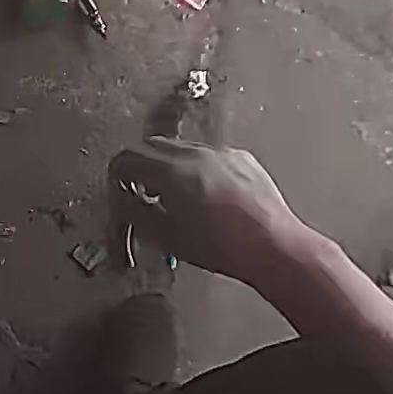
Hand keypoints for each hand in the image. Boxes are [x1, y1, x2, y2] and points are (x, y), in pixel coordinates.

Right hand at [108, 137, 322, 283]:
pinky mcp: (242, 159)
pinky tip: (209, 197)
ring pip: (183, 150)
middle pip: (154, 147)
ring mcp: (221, 153)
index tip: (119, 188)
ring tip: (177, 198)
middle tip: (144, 192)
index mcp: (171, 171)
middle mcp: (195, 154)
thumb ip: (137, 213)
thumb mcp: (166, 236)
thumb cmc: (222, 246)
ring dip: (171, 168)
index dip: (118, 174)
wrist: (274, 246)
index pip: (128, 158)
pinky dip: (200, 171)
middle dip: (143, 167)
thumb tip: (123, 200)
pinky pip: (211, 157)